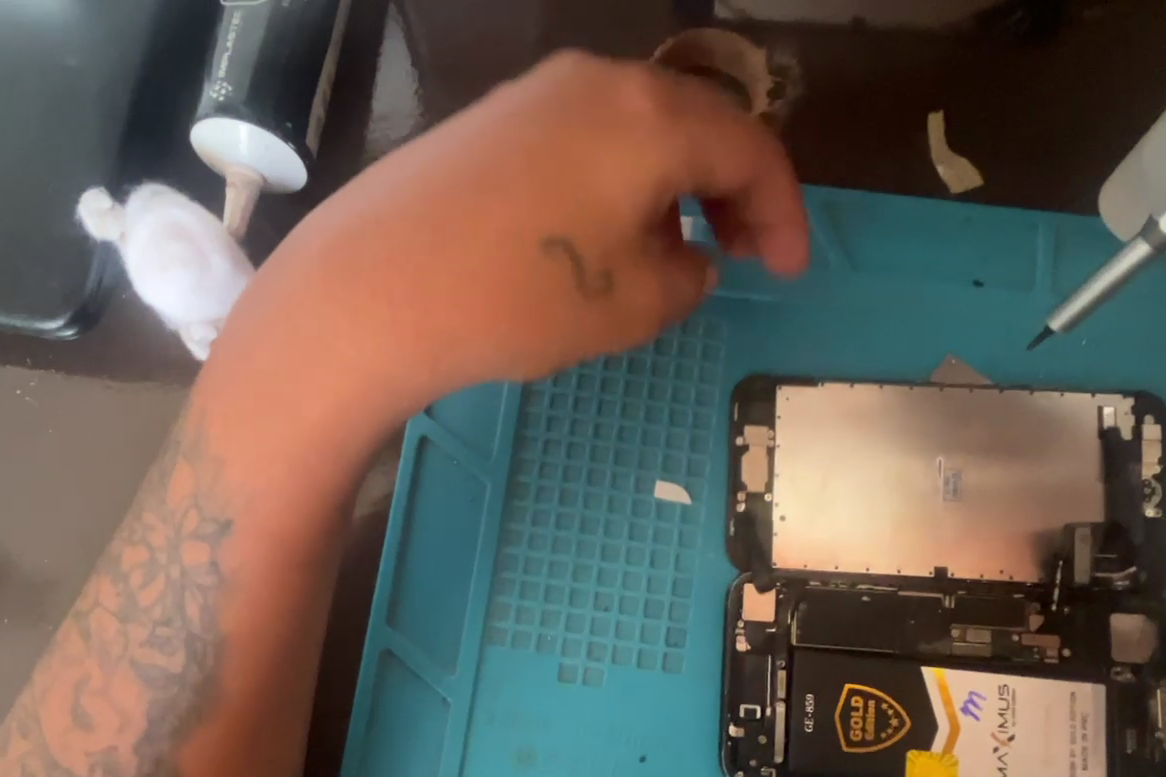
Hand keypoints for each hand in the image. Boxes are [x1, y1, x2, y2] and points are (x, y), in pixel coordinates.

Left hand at [231, 51, 808, 416]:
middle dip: (730, 193)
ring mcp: (537, 95)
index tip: (788, 270)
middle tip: (740, 254)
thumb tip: (692, 260)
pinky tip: (600, 237)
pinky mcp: (491, 121)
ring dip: (672, 190)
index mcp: (651, 116)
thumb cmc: (522, 299)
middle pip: (695, 126)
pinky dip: (616, 185)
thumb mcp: (629, 306)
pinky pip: (583, 143)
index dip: (782, 212)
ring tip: (670, 255)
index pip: (749, 148)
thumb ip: (685, 278)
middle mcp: (599, 82)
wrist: (377, 290)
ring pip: (637, 134)